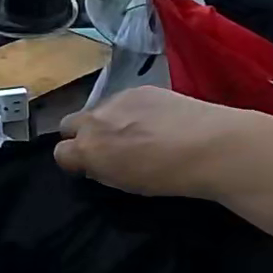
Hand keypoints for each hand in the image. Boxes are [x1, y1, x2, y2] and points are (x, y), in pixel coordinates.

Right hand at [53, 86, 272, 199]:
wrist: (212, 146)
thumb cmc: (169, 177)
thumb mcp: (125, 183)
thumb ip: (100, 169)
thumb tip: (92, 163)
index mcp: (87, 149)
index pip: (59, 152)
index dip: (73, 160)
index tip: (88, 166)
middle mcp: (94, 121)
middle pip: (68, 124)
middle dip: (80, 134)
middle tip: (106, 146)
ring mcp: (116, 101)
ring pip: (97, 110)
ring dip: (107, 120)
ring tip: (137, 131)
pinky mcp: (139, 89)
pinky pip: (123, 100)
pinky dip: (131, 109)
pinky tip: (156, 119)